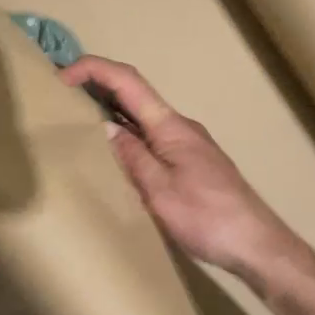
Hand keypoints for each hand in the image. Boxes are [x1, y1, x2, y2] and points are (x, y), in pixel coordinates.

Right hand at [62, 56, 311, 282]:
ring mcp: (187, 145)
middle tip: (59, 98)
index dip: (93, 69)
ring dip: (110, 114)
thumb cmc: (207, 217)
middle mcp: (179, 127)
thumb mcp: (159, 191)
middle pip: (134, 95)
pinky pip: (151, 140)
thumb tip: (105, 127)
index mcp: (170, 126)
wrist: (256, 244)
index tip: (60, 77)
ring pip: (142, 119)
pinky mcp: (190, 164)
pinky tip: (112, 156)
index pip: (128, 82)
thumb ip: (131, 157)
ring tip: (76, 124)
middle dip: (97, 88)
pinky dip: (126, 138)